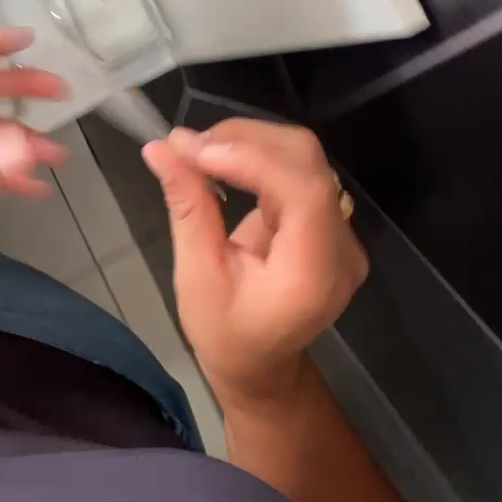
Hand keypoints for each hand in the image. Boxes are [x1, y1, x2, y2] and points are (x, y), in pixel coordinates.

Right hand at [142, 119, 367, 406]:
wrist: (259, 363)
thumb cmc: (225, 332)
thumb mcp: (197, 276)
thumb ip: (188, 207)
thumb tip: (160, 148)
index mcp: (315, 272)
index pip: (303, 190)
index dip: (251, 157)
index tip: (193, 150)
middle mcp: (341, 244)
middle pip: (305, 160)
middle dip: (242, 139)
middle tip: (185, 146)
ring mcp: (339, 228)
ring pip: (300, 154)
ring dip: (244, 140)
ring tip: (195, 150)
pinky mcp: (325, 215)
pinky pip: (293, 166)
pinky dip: (251, 152)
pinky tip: (217, 159)